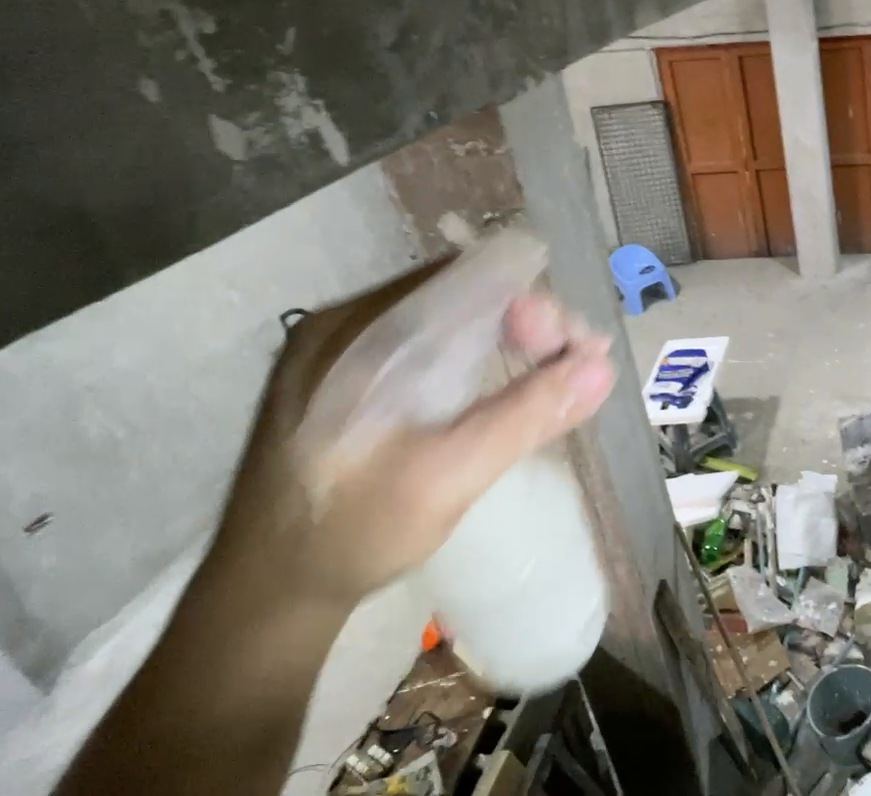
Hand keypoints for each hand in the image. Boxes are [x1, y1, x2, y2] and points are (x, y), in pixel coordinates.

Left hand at [206, 264, 617, 605]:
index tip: (575, 352)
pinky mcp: (351, 376)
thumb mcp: (446, 478)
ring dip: (514, 338)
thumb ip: (525, 416)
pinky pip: (434, 342)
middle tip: (578, 367)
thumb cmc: (350, 534)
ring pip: (454, 316)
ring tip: (558, 376)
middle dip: (533, 322)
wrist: (266, 593)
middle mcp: (349, 323)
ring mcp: (346, 349)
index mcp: (358, 332)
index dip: (534, 302)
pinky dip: (483, 356)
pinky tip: (506, 387)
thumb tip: (603, 367)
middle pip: (465, 290)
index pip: (468, 276)